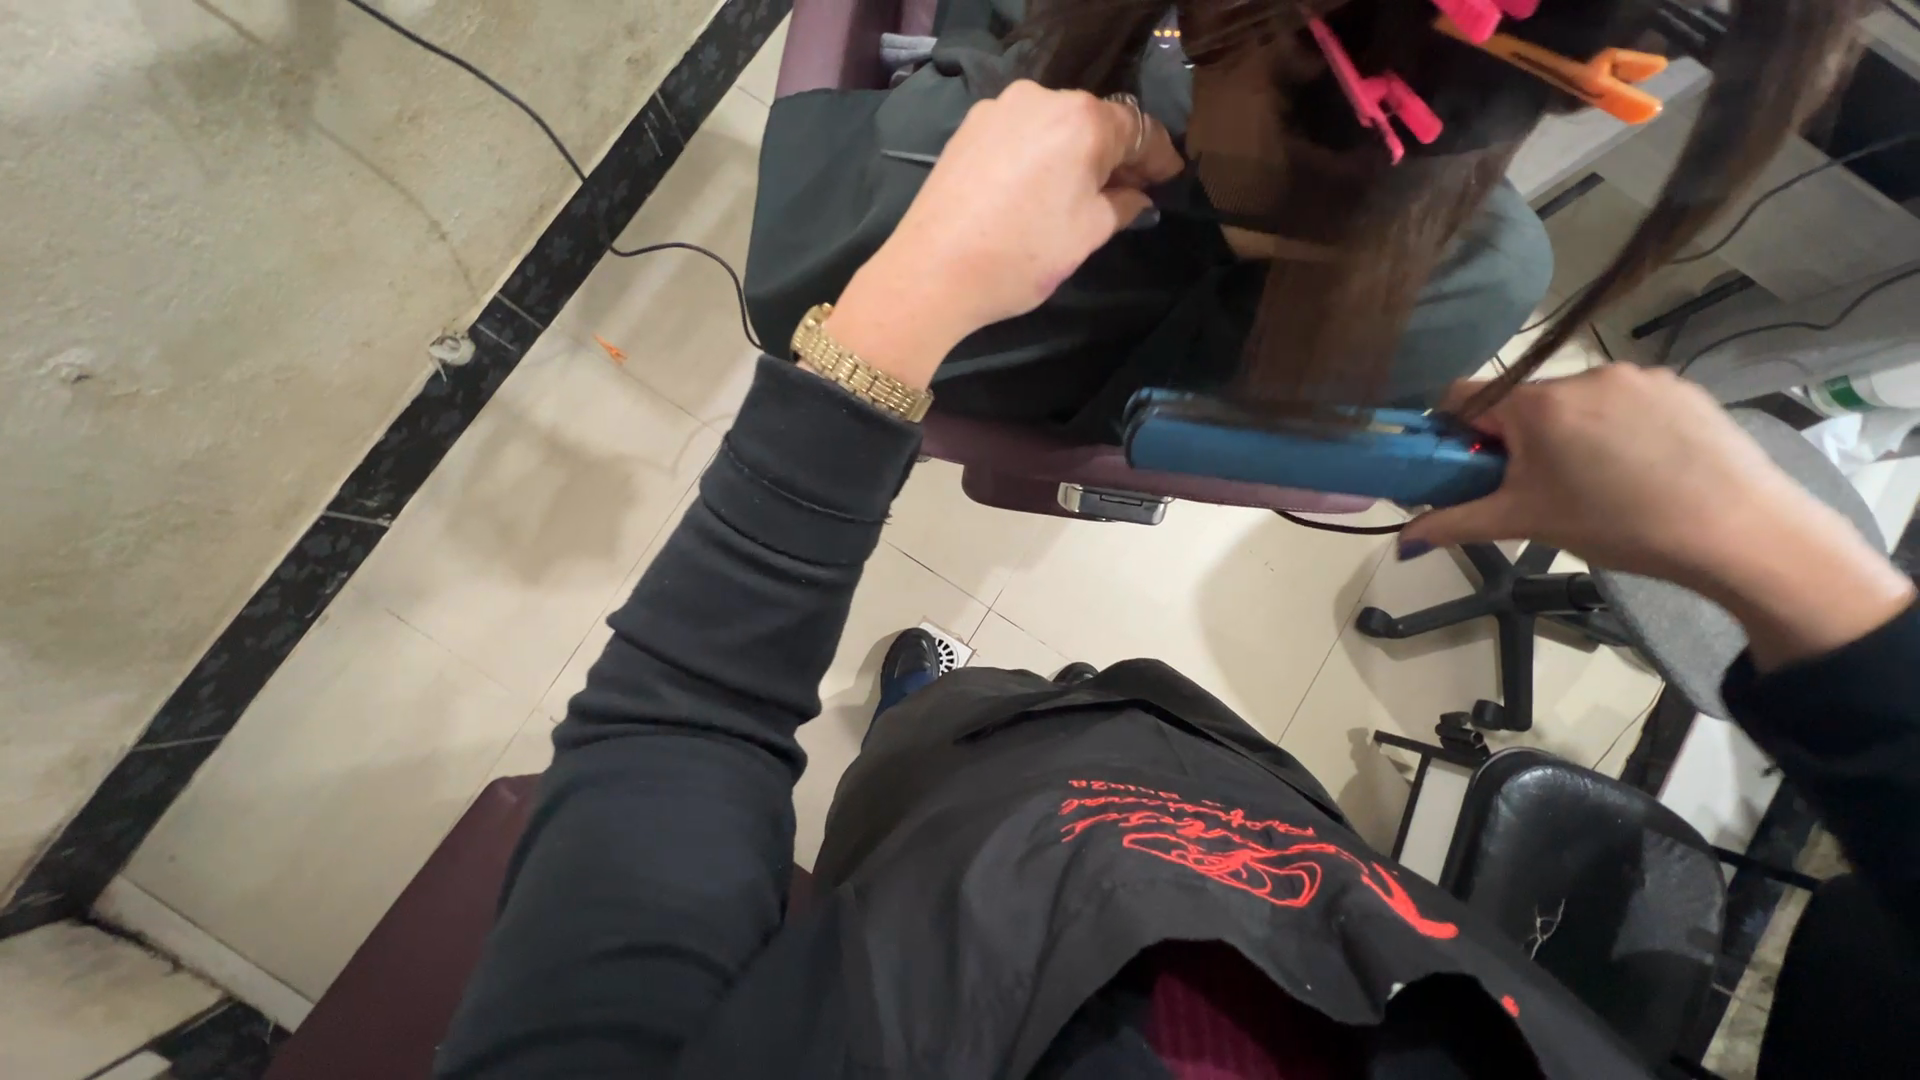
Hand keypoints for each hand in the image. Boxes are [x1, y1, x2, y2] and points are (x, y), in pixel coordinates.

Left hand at [823, 81, 1182, 388]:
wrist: (932, 272)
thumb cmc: (1019, 257)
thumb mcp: (1086, 235)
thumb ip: (1122, 206)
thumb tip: (1138, 196)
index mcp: (1083, 119)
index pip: (1138, 129)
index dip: (1158, 158)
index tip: (1169, 181)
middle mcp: (1042, 98)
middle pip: (1094, 122)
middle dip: (1114, 157)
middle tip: (1125, 194)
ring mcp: (999, 110)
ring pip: (1053, 128)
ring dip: (1072, 156)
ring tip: (1075, 197)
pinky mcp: (968, 130)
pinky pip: (1020, 137)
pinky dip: (1037, 158)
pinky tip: (1033, 191)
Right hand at [1400, 365, 1913, 669]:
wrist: (1741, 533)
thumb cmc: (1616, 524)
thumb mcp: (1522, 523)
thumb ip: (1452, 524)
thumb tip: (1400, 543)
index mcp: (1536, 403)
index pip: (1461, 395)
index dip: (1451, 429)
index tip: (1466, 464)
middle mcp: (1583, 375)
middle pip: (1517, 401)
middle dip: (1513, 438)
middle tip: (1531, 484)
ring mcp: (1637, 377)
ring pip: (1570, 401)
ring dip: (1563, 432)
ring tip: (1591, 479)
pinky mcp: (1680, 387)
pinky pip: (1620, 400)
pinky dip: (1611, 427)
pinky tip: (1634, 465)